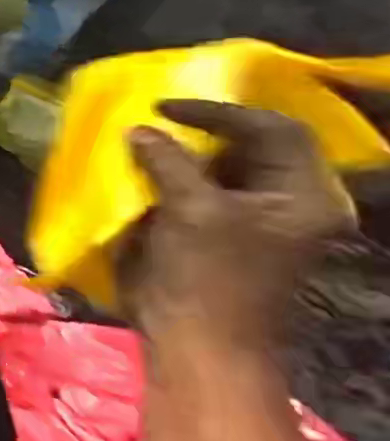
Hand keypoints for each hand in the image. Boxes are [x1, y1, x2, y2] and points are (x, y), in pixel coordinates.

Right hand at [123, 100, 358, 349]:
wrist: (196, 334)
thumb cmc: (207, 273)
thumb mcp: (191, 211)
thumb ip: (168, 163)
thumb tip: (139, 130)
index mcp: (302, 196)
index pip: (274, 131)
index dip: (221, 111)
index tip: (162, 106)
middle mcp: (284, 200)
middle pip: (251, 145)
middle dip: (201, 127)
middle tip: (151, 115)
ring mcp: (250, 216)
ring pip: (219, 164)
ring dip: (179, 148)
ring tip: (139, 136)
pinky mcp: (214, 227)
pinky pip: (194, 184)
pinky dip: (165, 170)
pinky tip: (137, 165)